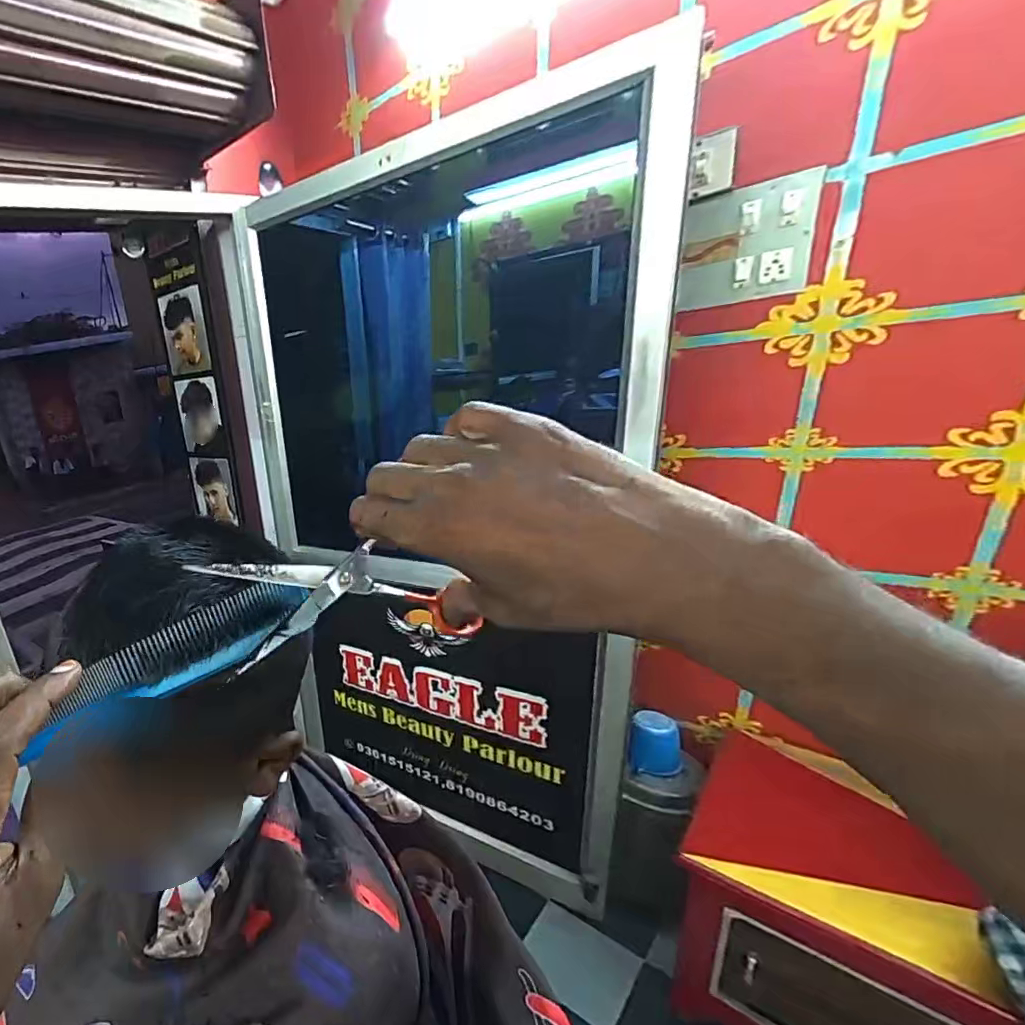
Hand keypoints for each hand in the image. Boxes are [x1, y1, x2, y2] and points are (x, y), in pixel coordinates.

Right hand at [348, 402, 798, 642]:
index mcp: (439, 531)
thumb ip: (467, 598)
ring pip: (421, 443)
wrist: (659, 556)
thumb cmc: (584, 590)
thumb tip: (455, 601)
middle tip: (398, 508)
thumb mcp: (511, 609)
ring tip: (438, 479)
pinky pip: (471, 416)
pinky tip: (474, 447)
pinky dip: (461, 430)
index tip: (372, 527)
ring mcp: (490, 452)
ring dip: (418, 464)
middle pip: (386, 474)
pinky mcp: (528, 430)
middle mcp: (453, 485)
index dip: (365, 521)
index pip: (372, 513)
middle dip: (383, 494)